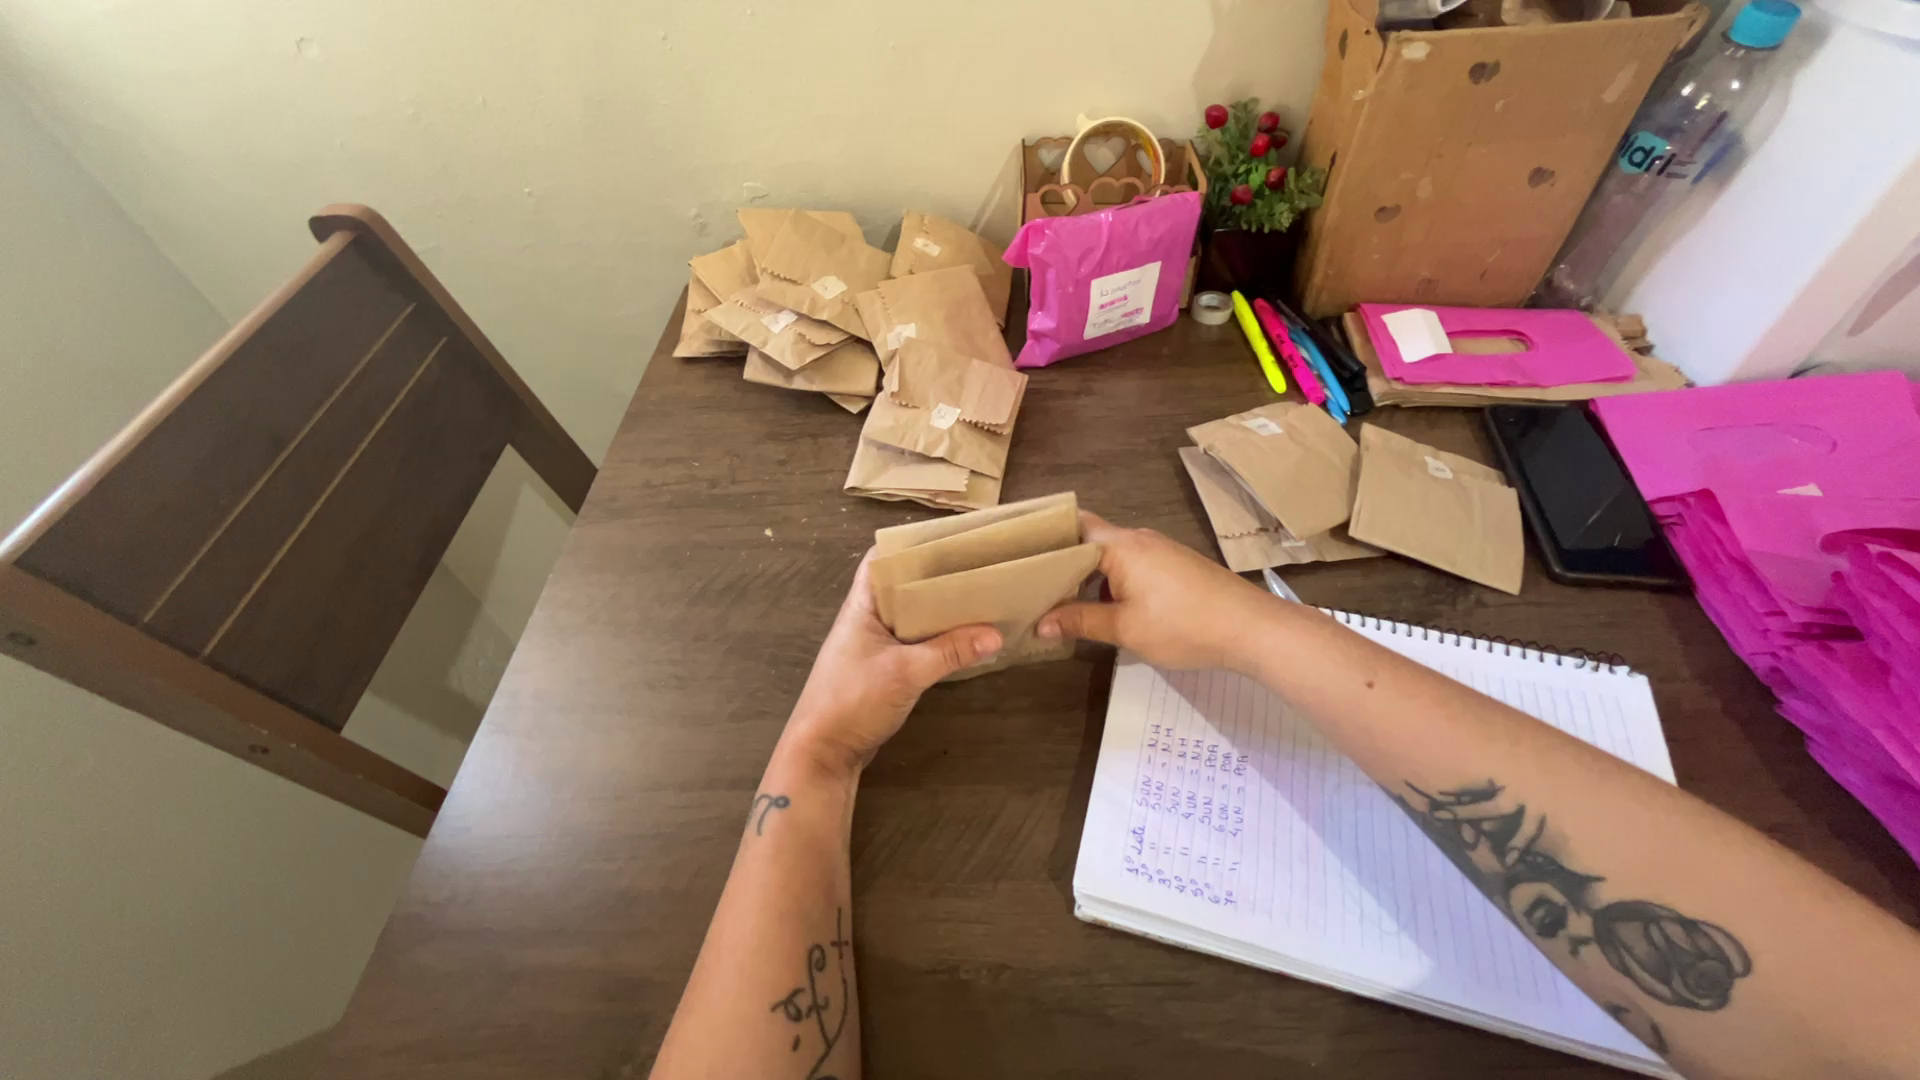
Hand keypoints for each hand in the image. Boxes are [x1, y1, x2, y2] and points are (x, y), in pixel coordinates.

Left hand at [784, 549, 1001, 775]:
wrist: (823, 753)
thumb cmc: (853, 700)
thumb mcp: (906, 672)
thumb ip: (951, 651)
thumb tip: (996, 635)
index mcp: (862, 606)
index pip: (882, 559)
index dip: (911, 545)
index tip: (949, 539)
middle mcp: (866, 618)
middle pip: (902, 586)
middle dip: (935, 577)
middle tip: (975, 567)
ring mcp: (873, 645)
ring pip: (910, 616)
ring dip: (937, 610)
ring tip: (977, 597)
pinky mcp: (882, 669)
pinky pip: (913, 642)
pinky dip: (935, 637)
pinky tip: (962, 637)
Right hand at [1037, 511, 1274, 673]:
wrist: (1251, 628)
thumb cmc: (1182, 624)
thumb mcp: (1125, 629)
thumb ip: (1080, 621)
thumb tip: (1040, 624)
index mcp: (1120, 545)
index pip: (1073, 524)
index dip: (1045, 534)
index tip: (1017, 551)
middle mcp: (1137, 539)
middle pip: (1089, 539)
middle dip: (1061, 559)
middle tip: (1028, 581)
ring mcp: (1159, 551)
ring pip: (1110, 555)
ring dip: (1086, 574)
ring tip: (1057, 598)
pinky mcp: (1174, 566)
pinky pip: (1130, 565)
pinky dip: (1109, 579)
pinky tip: (1099, 605)